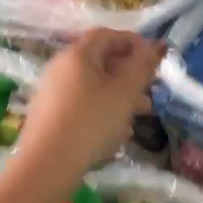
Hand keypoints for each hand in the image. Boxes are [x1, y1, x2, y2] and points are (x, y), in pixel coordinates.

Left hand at [16, 28, 164, 184]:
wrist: (45, 167)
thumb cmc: (90, 122)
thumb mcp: (125, 92)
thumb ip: (143, 65)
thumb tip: (157, 44)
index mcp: (78, 55)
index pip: (107, 35)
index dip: (133, 42)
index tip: (153, 59)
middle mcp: (61, 67)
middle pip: (100, 61)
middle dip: (129, 74)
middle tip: (150, 90)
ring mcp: (52, 92)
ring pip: (93, 86)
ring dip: (119, 95)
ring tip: (139, 115)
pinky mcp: (48, 116)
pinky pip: (81, 104)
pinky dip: (101, 110)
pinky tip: (116, 133)